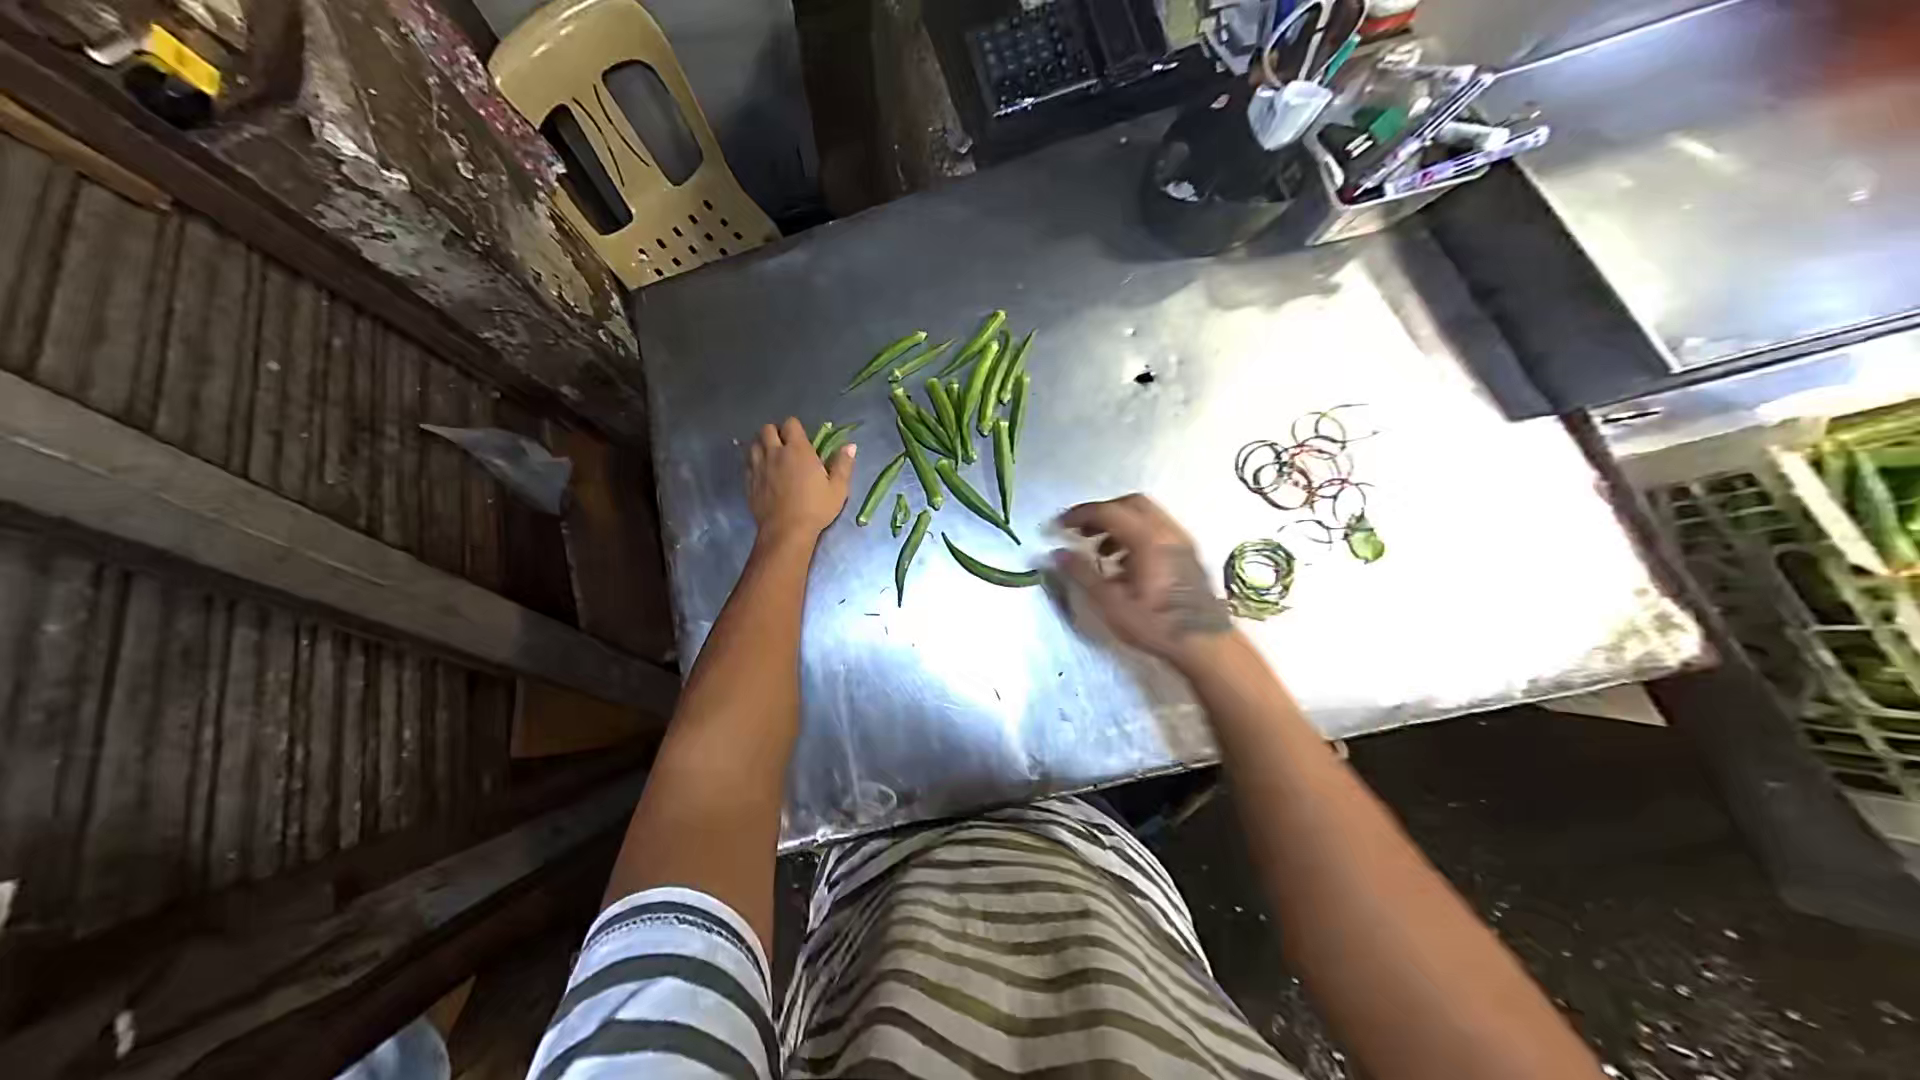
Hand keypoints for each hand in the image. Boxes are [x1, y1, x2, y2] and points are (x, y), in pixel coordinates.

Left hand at [747, 417, 854, 543]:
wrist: (786, 531)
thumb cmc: (816, 509)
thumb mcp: (838, 488)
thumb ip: (843, 464)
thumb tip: (850, 445)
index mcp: (797, 450)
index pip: (791, 424)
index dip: (796, 428)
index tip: (802, 440)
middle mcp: (775, 452)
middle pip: (767, 429)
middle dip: (776, 433)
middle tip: (785, 446)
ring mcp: (758, 466)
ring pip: (754, 443)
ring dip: (762, 445)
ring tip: (772, 457)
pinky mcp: (749, 481)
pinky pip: (748, 462)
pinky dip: (754, 462)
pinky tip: (763, 472)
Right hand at [1053, 494, 1232, 665]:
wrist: (1206, 644)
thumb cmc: (1156, 625)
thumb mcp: (1111, 603)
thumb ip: (1083, 573)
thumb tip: (1058, 553)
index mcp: (1148, 539)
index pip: (1108, 511)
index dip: (1080, 514)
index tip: (1059, 525)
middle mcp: (1167, 532)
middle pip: (1130, 504)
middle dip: (1101, 513)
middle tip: (1080, 531)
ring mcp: (1181, 541)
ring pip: (1145, 516)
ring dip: (1118, 524)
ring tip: (1099, 551)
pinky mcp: (1187, 554)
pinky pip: (1157, 529)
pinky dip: (1135, 534)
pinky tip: (1123, 563)